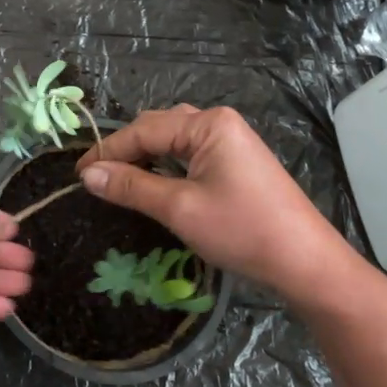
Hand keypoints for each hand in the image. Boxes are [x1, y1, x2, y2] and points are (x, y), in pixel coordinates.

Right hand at [76, 105, 353, 296]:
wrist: (307, 264)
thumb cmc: (243, 231)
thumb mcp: (179, 209)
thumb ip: (131, 187)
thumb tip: (88, 175)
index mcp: (207, 124)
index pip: (143, 129)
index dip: (108, 151)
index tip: (78, 175)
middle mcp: (219, 122)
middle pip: (158, 127)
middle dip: (125, 150)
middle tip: (96, 178)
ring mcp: (232, 141)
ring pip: (173, 140)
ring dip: (145, 157)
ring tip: (119, 180)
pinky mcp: (238, 162)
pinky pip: (190, 153)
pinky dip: (166, 165)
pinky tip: (155, 183)